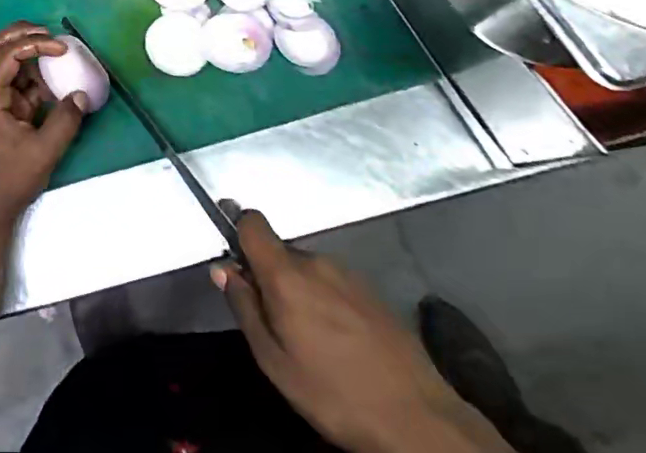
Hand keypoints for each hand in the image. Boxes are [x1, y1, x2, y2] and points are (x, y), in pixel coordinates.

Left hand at [0, 22, 86, 223]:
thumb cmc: (11, 176)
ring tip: (57, 47)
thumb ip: (64, 122)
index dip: (33, 45)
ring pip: (9, 62)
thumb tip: (81, 95)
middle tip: (49, 30)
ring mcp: (0, 99)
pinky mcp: (11, 110)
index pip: (7, 56)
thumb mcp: (43, 151)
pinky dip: (38, 73)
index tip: (61, 48)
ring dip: (30, 51)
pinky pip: (23, 82)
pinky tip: (58, 75)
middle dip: (21, 34)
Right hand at [212, 211, 512, 452]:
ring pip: (308, 269)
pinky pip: (335, 284)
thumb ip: (243, 306)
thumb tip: (223, 270)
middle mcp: (318, 263)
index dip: (238, 231)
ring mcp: (350, 276)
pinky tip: (339, 340)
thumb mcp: (273, 360)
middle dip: (270, 275)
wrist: (423, 422)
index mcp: (286, 274)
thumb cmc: (335, 393)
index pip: (253, 223)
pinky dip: (327, 301)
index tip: (235, 258)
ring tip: (310, 336)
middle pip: (279, 252)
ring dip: (300, 290)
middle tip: (274, 319)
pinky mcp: (375, 294)